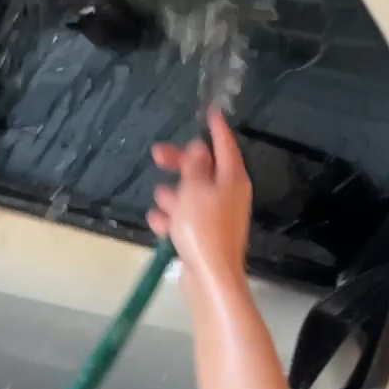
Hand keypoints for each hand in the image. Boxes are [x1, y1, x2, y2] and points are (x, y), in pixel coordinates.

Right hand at [148, 110, 251, 292]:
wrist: (210, 276)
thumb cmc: (203, 228)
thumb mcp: (194, 190)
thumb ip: (194, 167)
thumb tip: (199, 148)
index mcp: (231, 179)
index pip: (225, 146)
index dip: (216, 129)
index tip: (211, 112)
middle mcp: (228, 195)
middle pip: (202, 169)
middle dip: (179, 164)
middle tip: (156, 154)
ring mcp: (217, 216)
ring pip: (191, 195)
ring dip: (173, 196)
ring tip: (161, 200)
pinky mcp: (205, 235)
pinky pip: (186, 218)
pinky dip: (172, 219)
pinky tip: (160, 223)